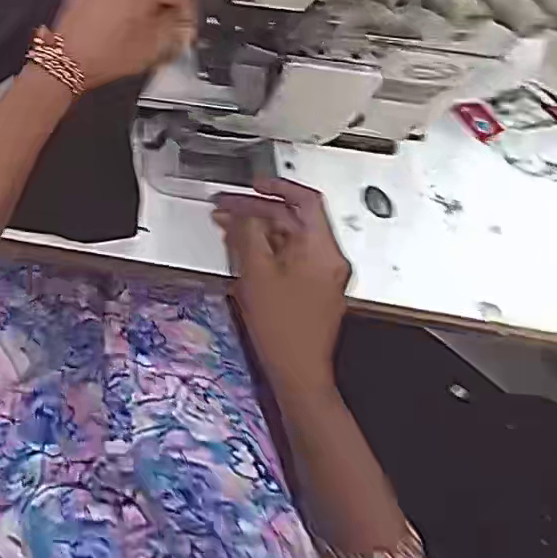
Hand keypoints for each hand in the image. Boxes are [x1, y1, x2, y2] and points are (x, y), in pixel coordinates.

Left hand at [52, 0, 195, 88]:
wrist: (67, 61)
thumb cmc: (102, 55)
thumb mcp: (153, 46)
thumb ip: (175, 27)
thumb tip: (183, 22)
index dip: (188, 9)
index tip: (187, 21)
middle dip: (167, 0)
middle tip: (172, 20)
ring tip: (149, 20)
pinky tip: (126, 17)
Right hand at [213, 178, 351, 398]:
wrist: (297, 373)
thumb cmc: (281, 326)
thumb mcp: (256, 271)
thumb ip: (248, 234)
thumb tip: (242, 214)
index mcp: (322, 249)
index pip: (306, 200)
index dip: (278, 186)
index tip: (256, 184)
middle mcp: (328, 258)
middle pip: (294, 219)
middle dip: (258, 211)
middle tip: (228, 208)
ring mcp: (323, 275)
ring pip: (289, 238)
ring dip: (260, 230)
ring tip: (230, 228)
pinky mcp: (313, 289)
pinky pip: (290, 256)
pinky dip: (267, 248)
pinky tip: (244, 250)